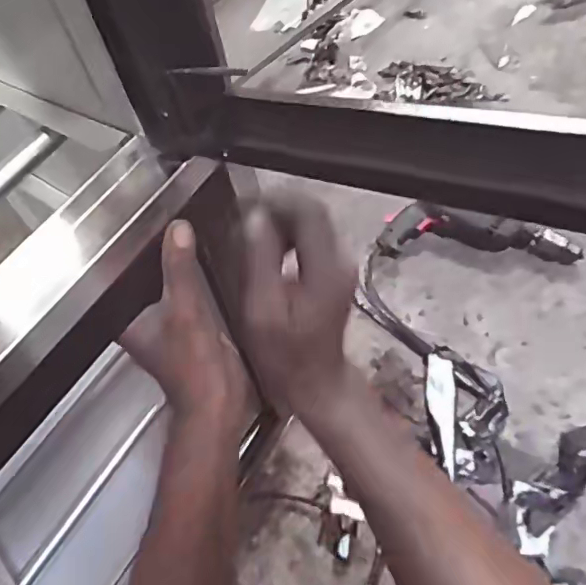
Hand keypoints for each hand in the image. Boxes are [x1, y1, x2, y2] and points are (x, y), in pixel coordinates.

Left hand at [121, 221, 251, 424]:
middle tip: (158, 223)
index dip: (122, 252)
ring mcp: (164, 326)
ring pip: (162, 286)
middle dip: (150, 254)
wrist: (220, 401)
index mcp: (127, 320)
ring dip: (171, 267)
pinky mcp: (188, 329)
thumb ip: (180, 270)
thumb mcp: (186, 309)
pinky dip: (191, 280)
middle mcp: (140, 323)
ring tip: (177, 235)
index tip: (130, 226)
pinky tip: (201, 264)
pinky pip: (185, 294)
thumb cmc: (194, 371)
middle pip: (140, 279)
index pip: (116, 278)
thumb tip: (177, 232)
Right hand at [239, 193, 358, 419]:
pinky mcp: (335, 271)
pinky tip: (266, 246)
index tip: (246, 206)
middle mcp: (340, 260)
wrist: (316, 383)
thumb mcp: (261, 309)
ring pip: (314, 222)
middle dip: (277, 207)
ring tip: (251, 229)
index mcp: (325, 267)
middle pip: (312, 211)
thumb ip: (258, 259)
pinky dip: (289, 233)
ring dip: (282, 219)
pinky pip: (313, 237)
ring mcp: (341, 265)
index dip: (275, 200)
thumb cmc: (285, 356)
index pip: (307, 211)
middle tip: (244, 215)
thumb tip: (254, 218)